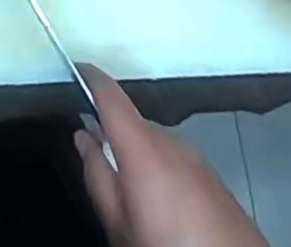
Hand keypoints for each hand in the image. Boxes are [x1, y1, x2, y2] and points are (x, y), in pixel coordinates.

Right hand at [75, 64, 270, 246]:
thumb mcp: (118, 222)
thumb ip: (96, 174)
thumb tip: (83, 137)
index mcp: (141, 146)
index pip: (110, 94)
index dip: (89, 76)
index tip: (75, 69)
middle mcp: (170, 141)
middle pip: (132, 123)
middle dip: (114, 136)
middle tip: (102, 169)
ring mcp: (196, 159)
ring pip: (155, 144)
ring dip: (140, 158)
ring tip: (137, 201)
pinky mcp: (215, 180)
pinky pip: (177, 162)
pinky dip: (164, 174)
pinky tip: (167, 212)